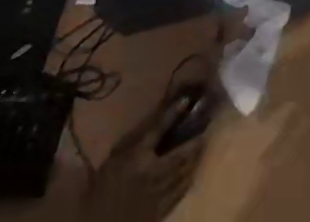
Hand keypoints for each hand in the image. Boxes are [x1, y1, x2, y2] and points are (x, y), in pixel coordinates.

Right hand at [83, 92, 211, 221]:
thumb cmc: (103, 189)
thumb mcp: (113, 160)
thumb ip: (129, 142)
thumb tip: (147, 123)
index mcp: (137, 158)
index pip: (158, 130)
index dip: (172, 113)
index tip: (185, 100)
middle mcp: (152, 172)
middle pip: (180, 152)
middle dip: (194, 139)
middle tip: (206, 126)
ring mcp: (160, 192)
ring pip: (184, 171)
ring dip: (195, 156)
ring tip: (204, 144)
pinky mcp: (163, 208)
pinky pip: (182, 190)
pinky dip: (189, 176)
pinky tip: (194, 170)